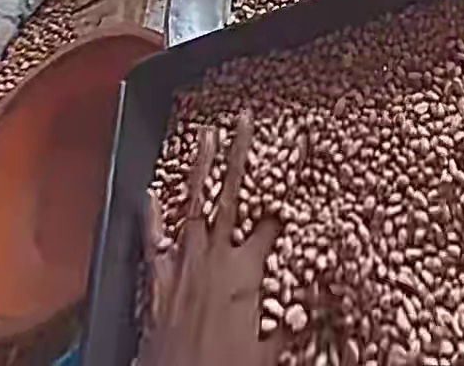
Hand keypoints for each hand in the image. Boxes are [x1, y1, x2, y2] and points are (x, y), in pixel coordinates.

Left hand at [139, 112, 282, 365]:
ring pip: (195, 205)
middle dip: (239, 154)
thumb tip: (313, 302)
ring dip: (201, 167)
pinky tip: (150, 192)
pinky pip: (155, 242)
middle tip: (244, 120)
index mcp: (246, 272)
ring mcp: (185, 265)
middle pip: (232, 194)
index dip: (285, 194)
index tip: (296, 163)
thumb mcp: (266, 353)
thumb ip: (287, 323)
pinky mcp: (159, 282)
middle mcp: (216, 258)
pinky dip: (153, 216)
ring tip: (207, 135)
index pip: (272, 223)